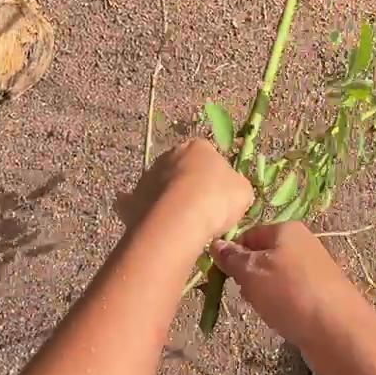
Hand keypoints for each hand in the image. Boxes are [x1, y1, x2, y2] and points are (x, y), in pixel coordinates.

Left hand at [115, 140, 252, 249]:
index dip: (216, 177)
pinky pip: (140, 206)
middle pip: (183, 169)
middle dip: (190, 186)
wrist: (177, 221)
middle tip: (201, 211)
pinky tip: (156, 227)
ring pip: (162, 187)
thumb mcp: (243, 192)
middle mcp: (171, 154)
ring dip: (169, 200)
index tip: (220, 197)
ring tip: (181, 225)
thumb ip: (236, 186)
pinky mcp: (132, 199)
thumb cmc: (216, 199)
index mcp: (199, 147)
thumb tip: (231, 190)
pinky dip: (146, 214)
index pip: (209, 156)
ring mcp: (148, 175)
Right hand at [210, 221, 363, 348]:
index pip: (248, 234)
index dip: (232, 253)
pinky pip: (290, 293)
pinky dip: (281, 304)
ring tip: (264, 310)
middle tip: (244, 295)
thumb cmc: (289, 293)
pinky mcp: (319, 292)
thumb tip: (216, 244)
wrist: (337, 329)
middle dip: (247, 276)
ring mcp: (313, 268)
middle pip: (262, 255)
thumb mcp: (252, 273)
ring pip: (275, 276)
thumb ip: (232, 258)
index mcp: (286, 229)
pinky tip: (280, 318)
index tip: (220, 275)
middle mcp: (302, 243)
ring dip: (263, 293)